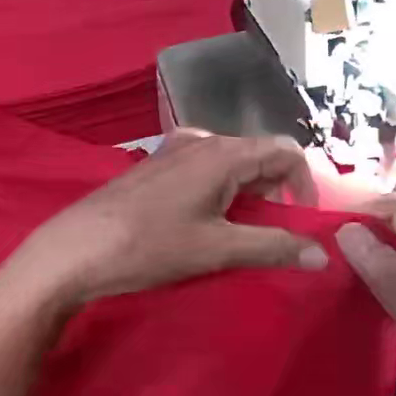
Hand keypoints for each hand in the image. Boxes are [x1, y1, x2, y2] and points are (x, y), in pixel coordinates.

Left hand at [1, 130, 329, 307]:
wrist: (74, 249)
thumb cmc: (150, 246)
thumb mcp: (217, 249)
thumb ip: (274, 247)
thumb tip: (322, 255)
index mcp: (224, 153)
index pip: (286, 151)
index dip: (305, 184)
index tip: (302, 222)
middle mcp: (202, 140)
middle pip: (259, 155)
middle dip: (276, 192)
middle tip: (270, 234)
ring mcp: (175, 150)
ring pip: (232, 163)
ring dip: (247, 194)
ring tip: (237, 233)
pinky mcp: (156, 165)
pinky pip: (205, 168)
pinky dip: (221, 191)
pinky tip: (204, 221)